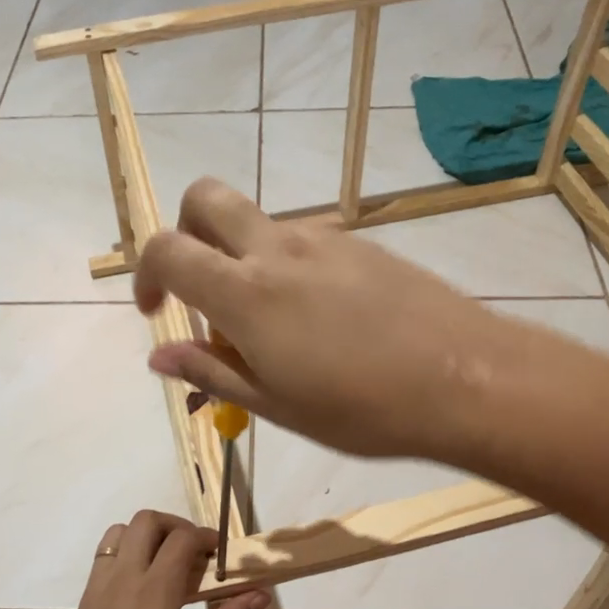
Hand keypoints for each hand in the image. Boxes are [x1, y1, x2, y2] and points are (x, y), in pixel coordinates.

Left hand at [69, 510, 268, 608]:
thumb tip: (262, 595)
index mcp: (154, 591)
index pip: (181, 539)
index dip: (205, 537)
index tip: (220, 554)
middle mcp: (123, 579)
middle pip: (145, 522)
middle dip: (174, 526)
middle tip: (193, 552)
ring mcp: (99, 587)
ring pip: (118, 534)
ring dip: (145, 536)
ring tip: (165, 564)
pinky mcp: (86, 601)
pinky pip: (103, 558)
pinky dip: (125, 555)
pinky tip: (141, 588)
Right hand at [135, 178, 522, 460]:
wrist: (463, 379)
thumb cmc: (361, 409)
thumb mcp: (275, 405)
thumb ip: (212, 371)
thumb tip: (159, 354)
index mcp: (245, 292)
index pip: (167, 250)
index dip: (146, 275)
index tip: (154, 312)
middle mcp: (277, 249)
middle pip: (205, 199)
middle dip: (186, 233)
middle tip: (201, 291)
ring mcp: (323, 240)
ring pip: (259, 225)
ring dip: (241, 259)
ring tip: (271, 332)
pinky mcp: (361, 244)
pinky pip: (303, 241)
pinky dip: (285, 267)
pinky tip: (319, 323)